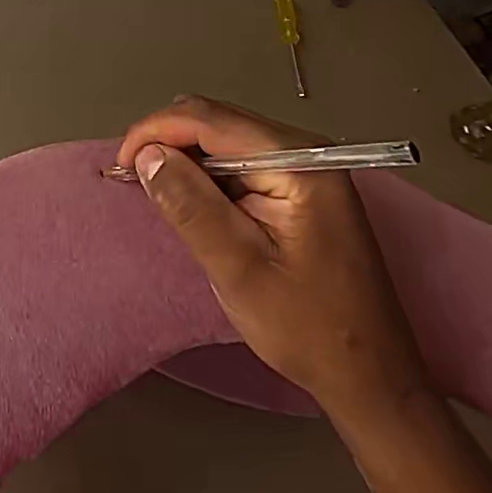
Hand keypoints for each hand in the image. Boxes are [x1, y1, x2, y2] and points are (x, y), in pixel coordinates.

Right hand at [116, 96, 430, 411]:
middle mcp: (304, 150)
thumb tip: (148, 155)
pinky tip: (192, 201)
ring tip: (156, 192)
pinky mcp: (298, 186)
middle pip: (219, 121)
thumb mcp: (240, 270)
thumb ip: (192, 207)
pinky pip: (241, 163)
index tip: (122, 164)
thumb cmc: (309, 328)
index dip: (158, 130)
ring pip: (226, 140)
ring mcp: (304, 166)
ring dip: (186, 159)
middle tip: (134, 179)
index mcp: (299, 161)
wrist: (370, 372)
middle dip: (169, 141)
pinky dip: (207, 176)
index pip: (213, 120)